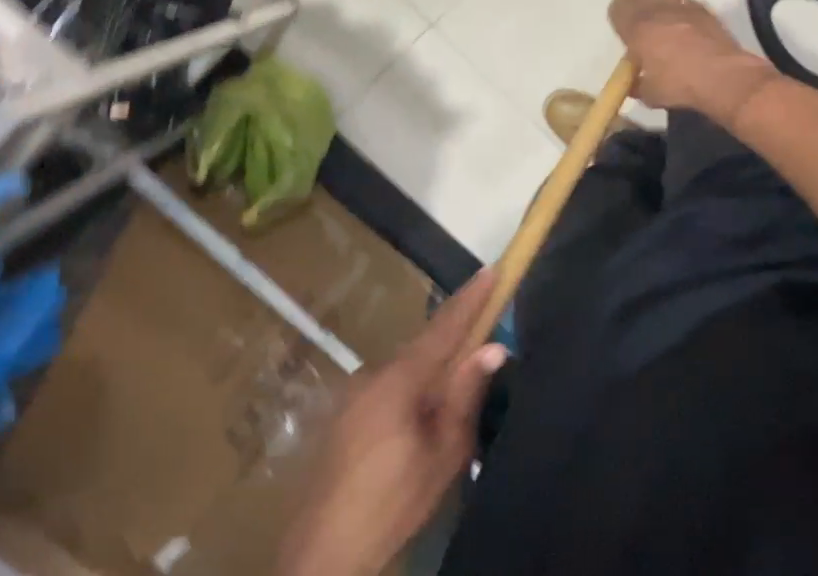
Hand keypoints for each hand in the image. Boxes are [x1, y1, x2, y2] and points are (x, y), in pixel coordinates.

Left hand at [281, 270, 508, 575]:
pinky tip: (420, 421)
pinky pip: (389, 389)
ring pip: (406, 371)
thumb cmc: (394, 501)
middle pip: (424, 348)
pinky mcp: (343, 417)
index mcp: (399, 380)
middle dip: (456, 340)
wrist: (324, 553)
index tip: (492, 269)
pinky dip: (412, 392)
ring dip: (432, 373)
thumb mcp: (444, 452)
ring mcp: (352, 395)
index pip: (444, 328)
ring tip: (456, 398)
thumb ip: (465, 394)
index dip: (471, 299)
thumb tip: (493, 347)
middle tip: (487, 343)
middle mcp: (372, 375)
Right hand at [608, 0, 777, 121]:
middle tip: (644, 25)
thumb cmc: (680, 85)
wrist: (723, 77)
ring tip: (666, 22)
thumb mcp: (651, 94)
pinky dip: (684, 12)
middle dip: (639, 6)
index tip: (625, 33)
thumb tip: (634, 85)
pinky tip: (689, 29)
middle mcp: (658, 10)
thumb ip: (638, 85)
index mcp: (638, 28)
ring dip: (661, 3)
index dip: (620, 18)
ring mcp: (684, 6)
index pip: (617, 8)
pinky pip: (687, 3)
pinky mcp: (706, 10)